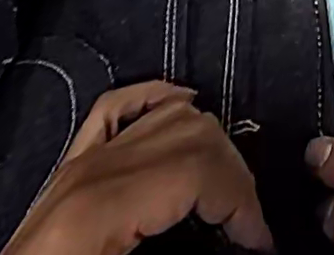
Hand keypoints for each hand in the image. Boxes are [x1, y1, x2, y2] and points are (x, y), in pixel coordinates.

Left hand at [4, 81, 272, 254]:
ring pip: (169, 115)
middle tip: (249, 223)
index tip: (262, 243)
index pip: (198, 170)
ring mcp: (80, 162)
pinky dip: (159, 95)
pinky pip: (119, 108)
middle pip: (193, 135)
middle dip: (235, 175)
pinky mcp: (70, 167)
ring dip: (211, 142)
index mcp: (101, 206)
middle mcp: (94, 169)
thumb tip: (246, 245)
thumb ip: (184, 254)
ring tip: (229, 187)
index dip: (242, 201)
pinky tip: (187, 101)